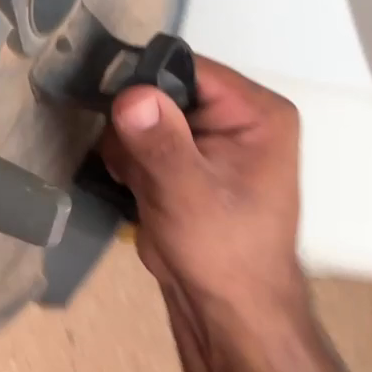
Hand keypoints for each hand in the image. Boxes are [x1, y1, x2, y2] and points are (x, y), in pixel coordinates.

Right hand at [99, 56, 305, 318]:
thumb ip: (160, 142)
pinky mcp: (184, 156)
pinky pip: (137, 136)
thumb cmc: (222, 250)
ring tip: (137, 179)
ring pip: (139, 113)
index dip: (144, 84)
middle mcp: (235, 115)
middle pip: (157, 87)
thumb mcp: (188, 193)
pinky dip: (125, 158)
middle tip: (130, 160)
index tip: (114, 114)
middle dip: (131, 123)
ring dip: (125, 145)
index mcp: (256, 112)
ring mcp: (208, 136)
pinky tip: (134, 185)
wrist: (223, 303)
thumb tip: (130, 95)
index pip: (186, 68)